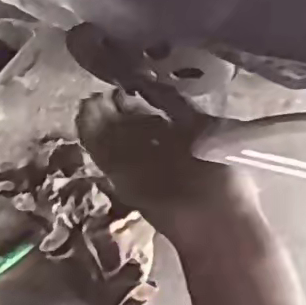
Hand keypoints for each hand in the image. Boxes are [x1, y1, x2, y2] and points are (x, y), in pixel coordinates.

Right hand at [76, 89, 305, 304]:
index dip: (142, 99)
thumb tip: (153, 88)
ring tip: (89, 100)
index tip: (129, 85)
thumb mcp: (208, 127)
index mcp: (186, 141)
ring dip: (100, 119)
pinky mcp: (122, 182)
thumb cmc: (222, 171)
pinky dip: (91, 135)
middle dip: (117, 109)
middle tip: (104, 93)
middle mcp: (160, 154)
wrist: (213, 218)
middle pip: (132, 126)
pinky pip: (103, 154)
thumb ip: (178, 107)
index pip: (156, 117)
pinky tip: (83, 114)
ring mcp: (139, 168)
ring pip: (114, 138)